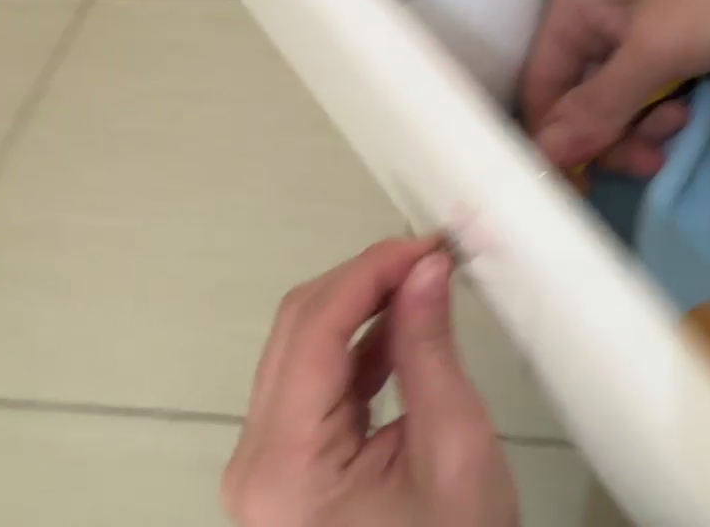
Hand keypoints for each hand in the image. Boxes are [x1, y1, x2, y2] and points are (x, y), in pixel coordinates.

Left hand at [221, 238, 516, 526]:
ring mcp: (265, 462)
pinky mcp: (286, 462)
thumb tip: (425, 269)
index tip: (425, 245)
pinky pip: (315, 378)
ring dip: (363, 305)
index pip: (314, 329)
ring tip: (422, 282)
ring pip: (303, 345)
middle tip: (428, 258)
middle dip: (365, 280)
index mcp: (285, 465)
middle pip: (298, 329)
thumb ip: (430, 350)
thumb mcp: (453, 448)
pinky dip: (359, 343)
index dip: (370, 271)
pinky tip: (404, 326)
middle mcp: (256, 459)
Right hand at [521, 0, 709, 176]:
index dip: (554, 133)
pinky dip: (658, 109)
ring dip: (637, 125)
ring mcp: (635, 24)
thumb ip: (596, 108)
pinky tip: (687, 115)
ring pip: (613, 95)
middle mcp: (597, 9)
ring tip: (676, 130)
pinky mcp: (670, 39)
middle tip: (644, 162)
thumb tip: (543, 157)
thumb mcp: (652, 54)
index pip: (542, 79)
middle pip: (577, 91)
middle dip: (607, 131)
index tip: (573, 185)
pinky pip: (645, 89)